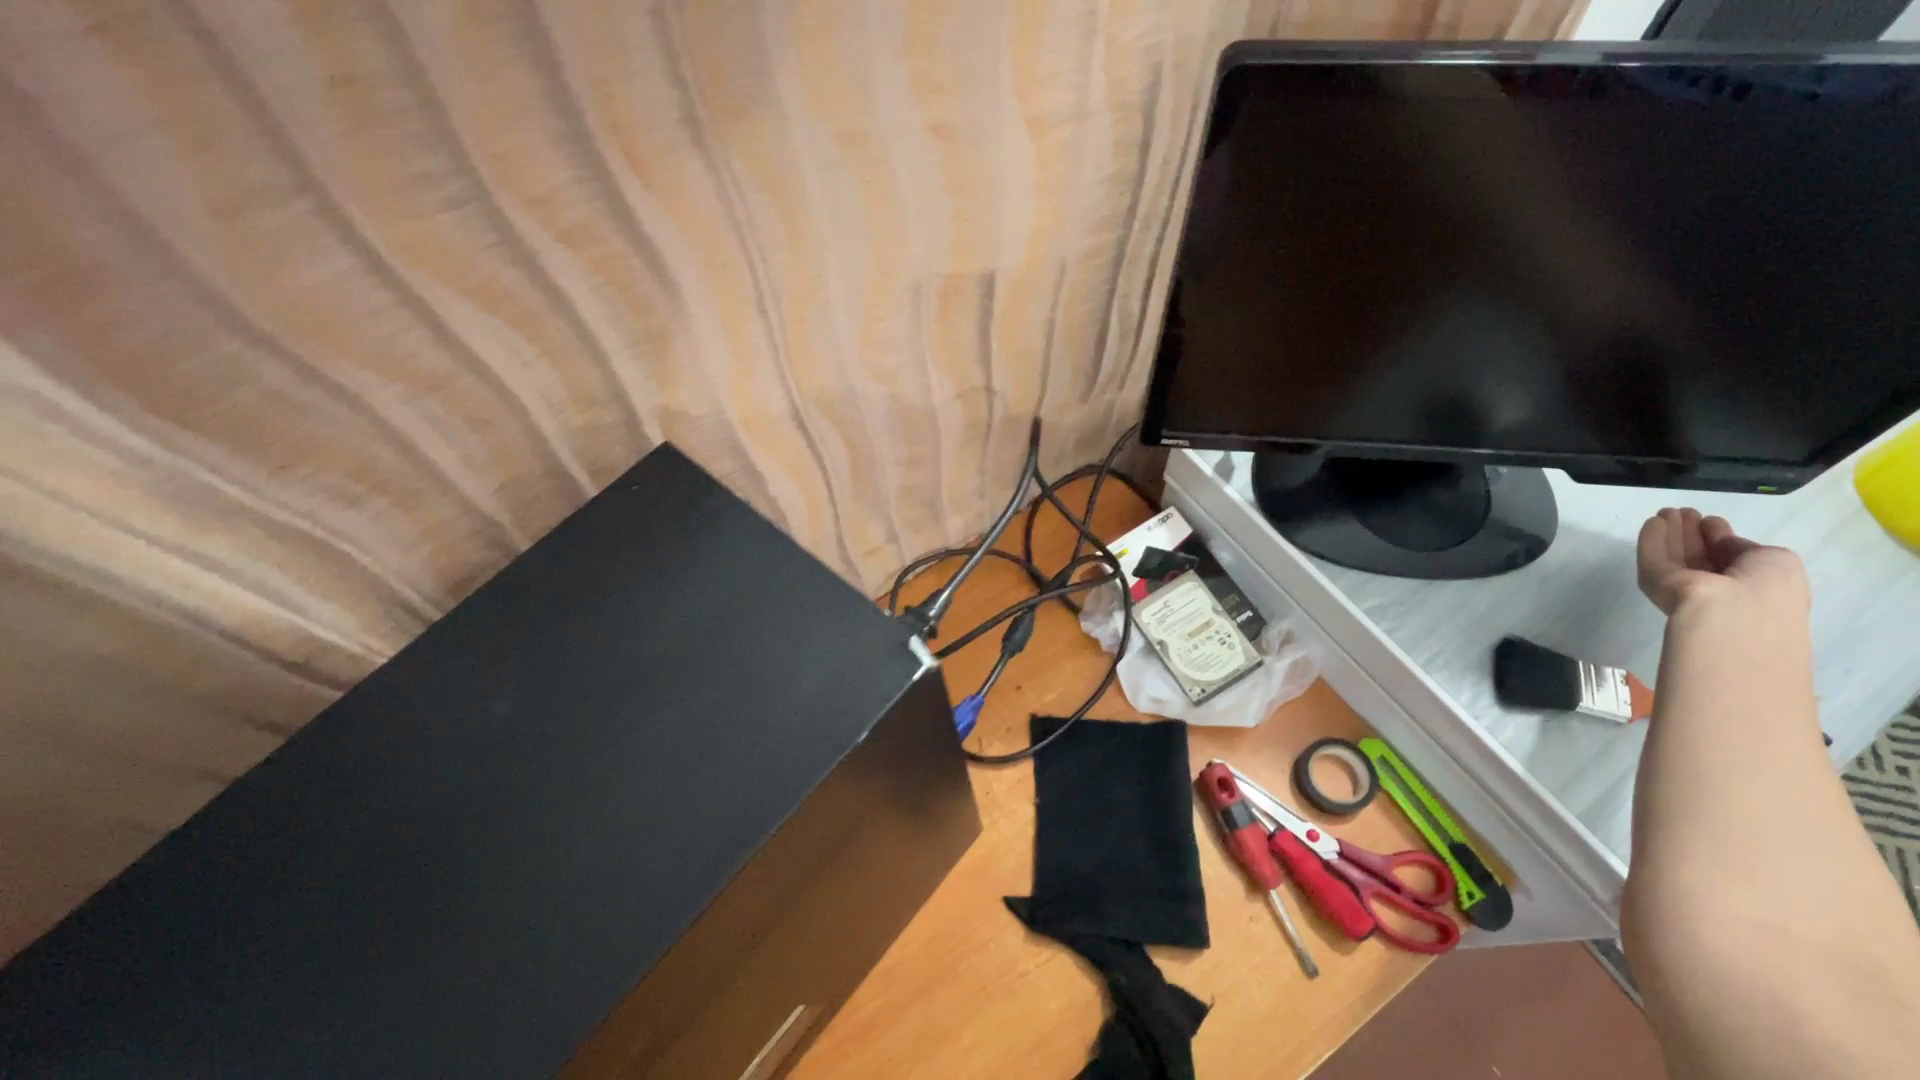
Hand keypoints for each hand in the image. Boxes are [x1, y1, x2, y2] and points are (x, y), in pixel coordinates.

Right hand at [1636, 507, 1809, 617]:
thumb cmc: (1768, 590)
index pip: (1732, 559)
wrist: (1732, 619)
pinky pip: (1655, 557)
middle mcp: (1718, 590)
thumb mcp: (1778, 560)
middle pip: (1702, 556)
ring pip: (1678, 556)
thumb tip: (1721, 544)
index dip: (1721, 538)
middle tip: (1685, 512)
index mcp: (1752, 588)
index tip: (1710, 520)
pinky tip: (1654, 522)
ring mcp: (1685, 589)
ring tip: (1667, 510)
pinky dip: (1653, 539)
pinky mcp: (1656, 585)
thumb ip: (1746, 549)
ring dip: (1673, 533)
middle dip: (1693, 534)